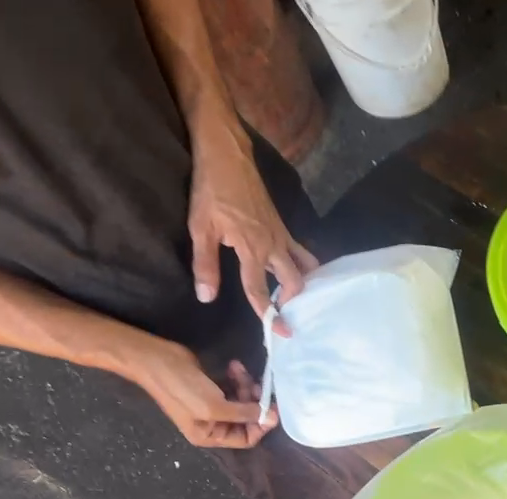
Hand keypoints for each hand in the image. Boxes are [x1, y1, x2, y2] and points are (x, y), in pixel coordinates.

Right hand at [132, 347, 276, 448]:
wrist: (155, 359)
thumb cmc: (182, 388)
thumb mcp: (214, 407)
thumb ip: (244, 414)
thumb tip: (272, 419)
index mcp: (210, 436)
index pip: (246, 439)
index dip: (261, 425)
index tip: (272, 407)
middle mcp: (213, 424)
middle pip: (247, 419)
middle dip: (254, 402)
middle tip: (258, 385)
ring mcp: (213, 405)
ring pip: (243, 401)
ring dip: (247, 386)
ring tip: (241, 372)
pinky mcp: (212, 388)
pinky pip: (234, 387)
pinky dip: (237, 378)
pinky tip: (234, 365)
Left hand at [188, 122, 318, 333]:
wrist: (227, 156)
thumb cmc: (210, 190)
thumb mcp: (200, 228)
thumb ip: (205, 264)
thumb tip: (206, 297)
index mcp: (252, 249)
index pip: (260, 290)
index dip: (268, 313)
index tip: (280, 332)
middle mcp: (273, 246)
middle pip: (294, 282)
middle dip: (293, 301)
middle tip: (286, 314)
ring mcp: (282, 235)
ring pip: (304, 267)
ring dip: (303, 284)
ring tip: (297, 298)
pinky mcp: (283, 227)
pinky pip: (302, 251)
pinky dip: (306, 265)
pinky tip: (300, 273)